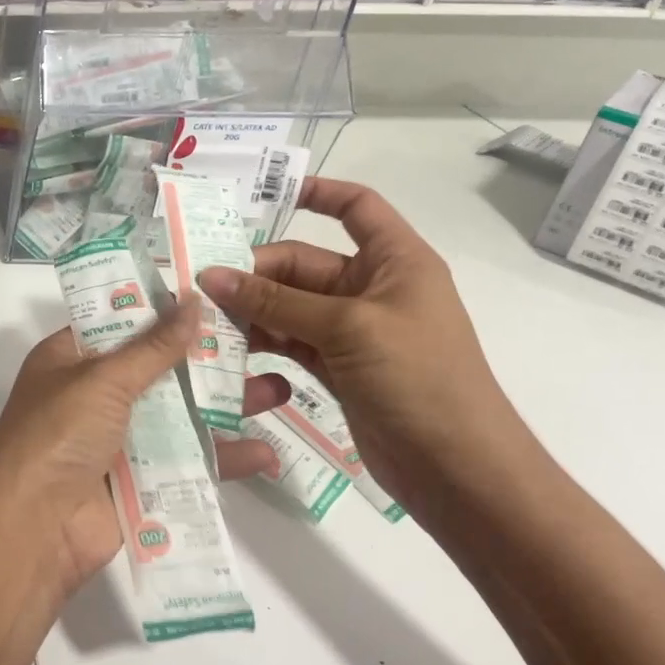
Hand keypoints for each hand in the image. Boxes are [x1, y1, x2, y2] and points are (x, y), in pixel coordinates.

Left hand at [0, 301, 290, 600]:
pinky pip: (186, 462)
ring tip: (279, 391)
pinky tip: (266, 452)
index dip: (162, 310)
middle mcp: (92, 393)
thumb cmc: (57, 434)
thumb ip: (153, 346)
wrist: (33, 525)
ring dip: (224, 405)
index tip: (214, 296)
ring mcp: (117, 438)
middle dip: (206, 359)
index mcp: (69, 358)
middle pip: (157, 368)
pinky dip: (223, 458)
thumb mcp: (102, 379)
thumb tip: (193, 300)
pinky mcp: (139, 481)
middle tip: (261, 342)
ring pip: (178, 414)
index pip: (120, 322)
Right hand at [195, 177, 527, 514]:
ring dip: (250, 309)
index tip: (261, 195)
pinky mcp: (337, 366)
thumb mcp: (347, 329)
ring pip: (287, 303)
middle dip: (254, 271)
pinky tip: (226, 349)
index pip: (356, 208)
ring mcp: (353, 330)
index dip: (316, 192)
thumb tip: (209, 275)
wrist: (461, 472)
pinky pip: (288, 339)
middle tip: (203, 287)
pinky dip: (260, 340)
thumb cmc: (419, 380)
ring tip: (206, 320)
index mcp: (395, 262)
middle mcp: (372, 289)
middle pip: (301, 262)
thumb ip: (275, 301)